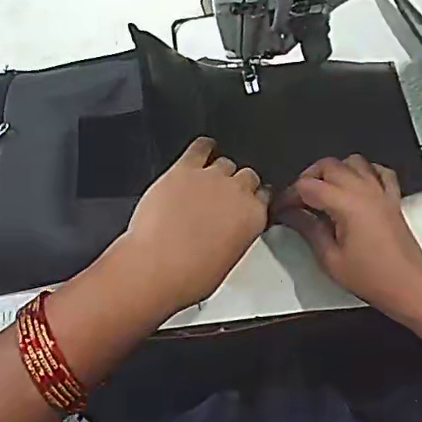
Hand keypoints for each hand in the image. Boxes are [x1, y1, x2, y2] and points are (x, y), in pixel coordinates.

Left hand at [108, 138, 269, 314]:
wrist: (157, 266)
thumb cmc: (189, 274)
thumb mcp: (227, 261)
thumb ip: (235, 235)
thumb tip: (226, 231)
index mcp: (253, 217)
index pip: (264, 197)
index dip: (253, 199)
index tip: (246, 202)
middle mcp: (237, 192)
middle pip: (247, 175)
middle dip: (237, 184)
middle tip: (222, 196)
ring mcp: (210, 177)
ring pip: (225, 162)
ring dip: (218, 170)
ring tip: (207, 180)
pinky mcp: (183, 169)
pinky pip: (199, 147)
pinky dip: (202, 147)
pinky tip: (201, 150)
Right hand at [278, 156, 421, 320]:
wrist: (409, 288)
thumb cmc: (375, 278)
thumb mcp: (330, 258)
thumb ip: (308, 229)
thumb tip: (292, 214)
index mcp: (347, 204)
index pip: (307, 186)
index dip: (289, 196)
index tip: (282, 208)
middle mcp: (365, 192)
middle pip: (327, 165)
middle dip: (306, 178)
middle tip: (297, 201)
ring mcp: (381, 193)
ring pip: (352, 161)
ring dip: (333, 171)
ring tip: (322, 192)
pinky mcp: (392, 200)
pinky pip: (378, 171)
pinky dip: (364, 171)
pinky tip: (353, 186)